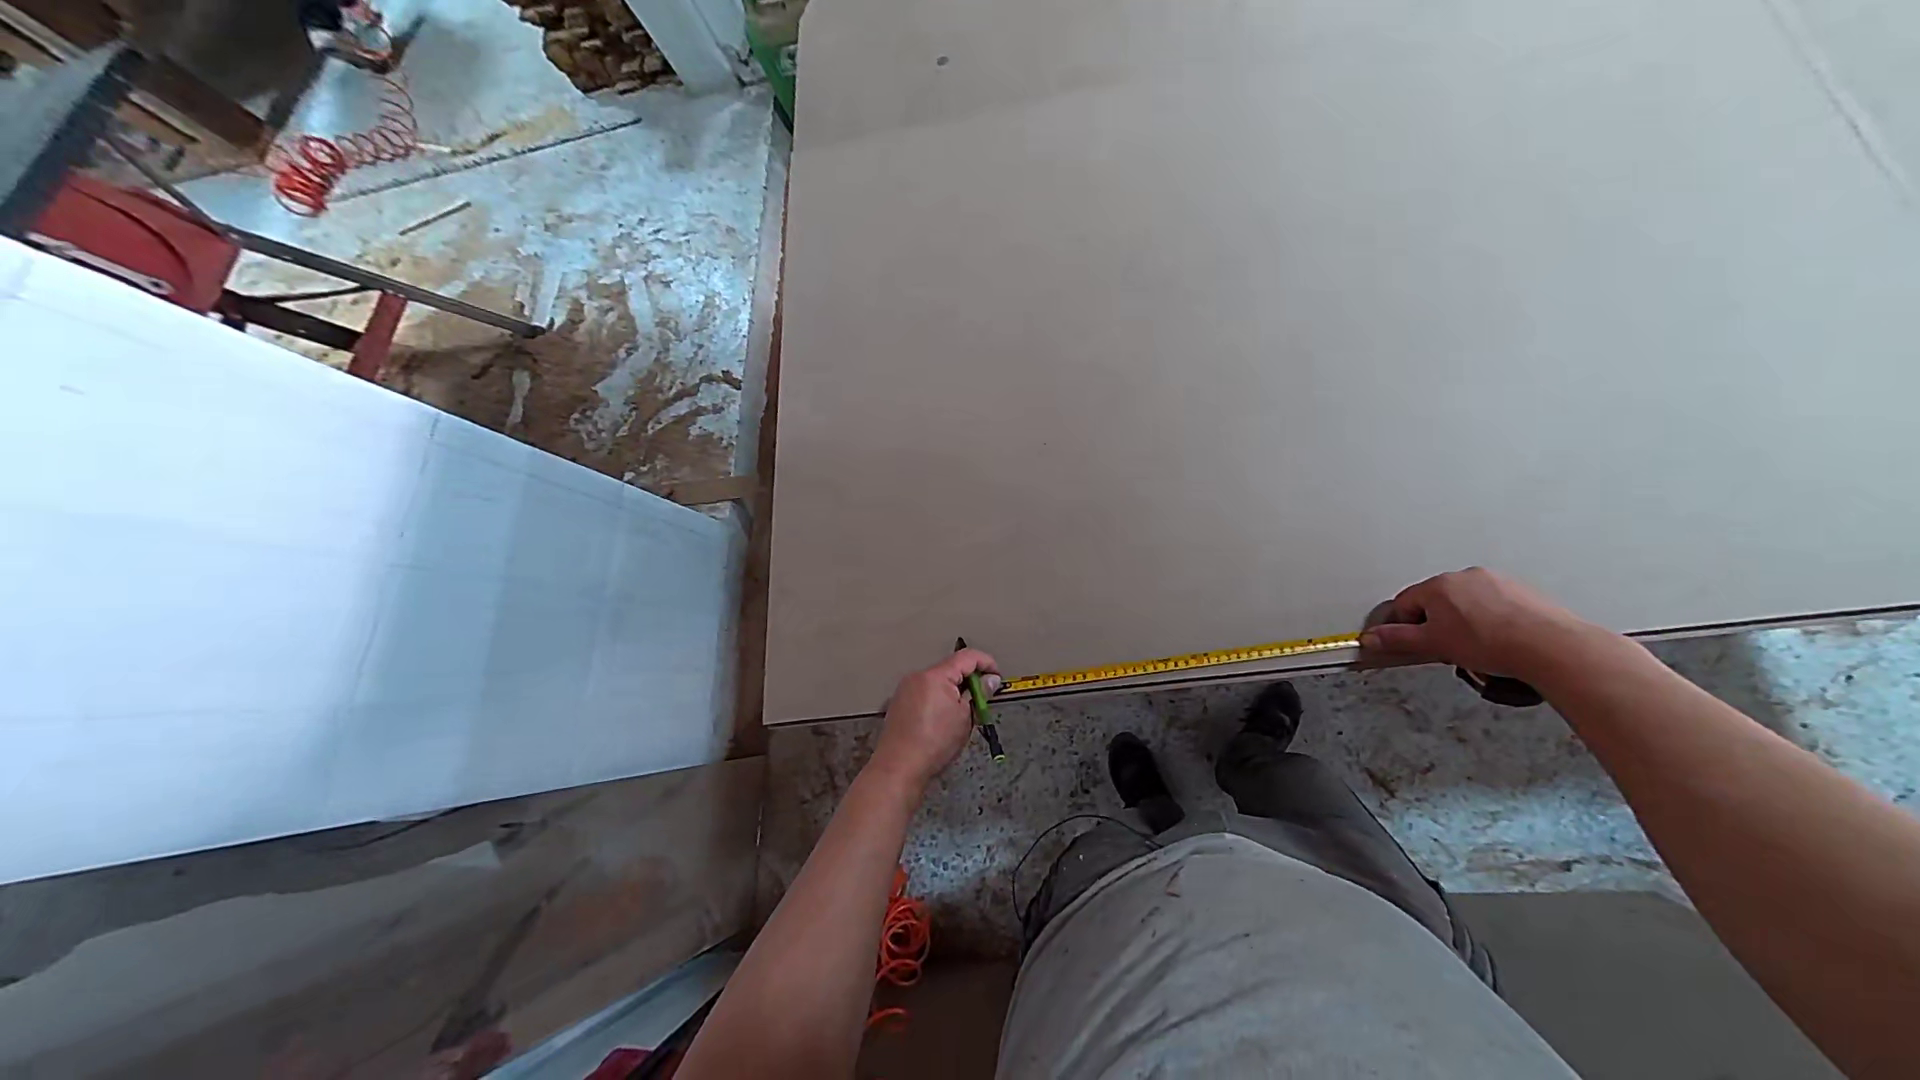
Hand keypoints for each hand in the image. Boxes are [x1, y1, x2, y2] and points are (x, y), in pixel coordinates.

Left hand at [869, 648, 1000, 790]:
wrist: (899, 767)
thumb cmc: (932, 744)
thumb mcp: (965, 718)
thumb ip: (979, 694)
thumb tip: (989, 681)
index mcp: (936, 676)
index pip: (967, 656)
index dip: (986, 663)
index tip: (996, 676)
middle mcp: (918, 676)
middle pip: (951, 668)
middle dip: (970, 680)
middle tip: (982, 701)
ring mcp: (906, 689)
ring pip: (938, 681)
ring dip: (954, 690)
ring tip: (962, 716)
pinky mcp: (900, 702)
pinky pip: (925, 692)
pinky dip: (939, 699)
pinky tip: (943, 721)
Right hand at [1358, 567, 1596, 680]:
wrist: (1549, 646)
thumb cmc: (1495, 642)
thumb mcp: (1433, 644)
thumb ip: (1397, 639)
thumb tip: (1373, 638)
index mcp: (1439, 585)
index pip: (1405, 603)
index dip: (1404, 627)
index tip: (1409, 641)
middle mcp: (1465, 577)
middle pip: (1435, 601)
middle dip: (1435, 624)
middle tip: (1446, 647)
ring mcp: (1495, 582)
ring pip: (1465, 602)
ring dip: (1463, 621)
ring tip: (1476, 647)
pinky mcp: (1520, 591)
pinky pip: (1493, 604)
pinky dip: (1490, 620)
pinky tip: (1498, 640)